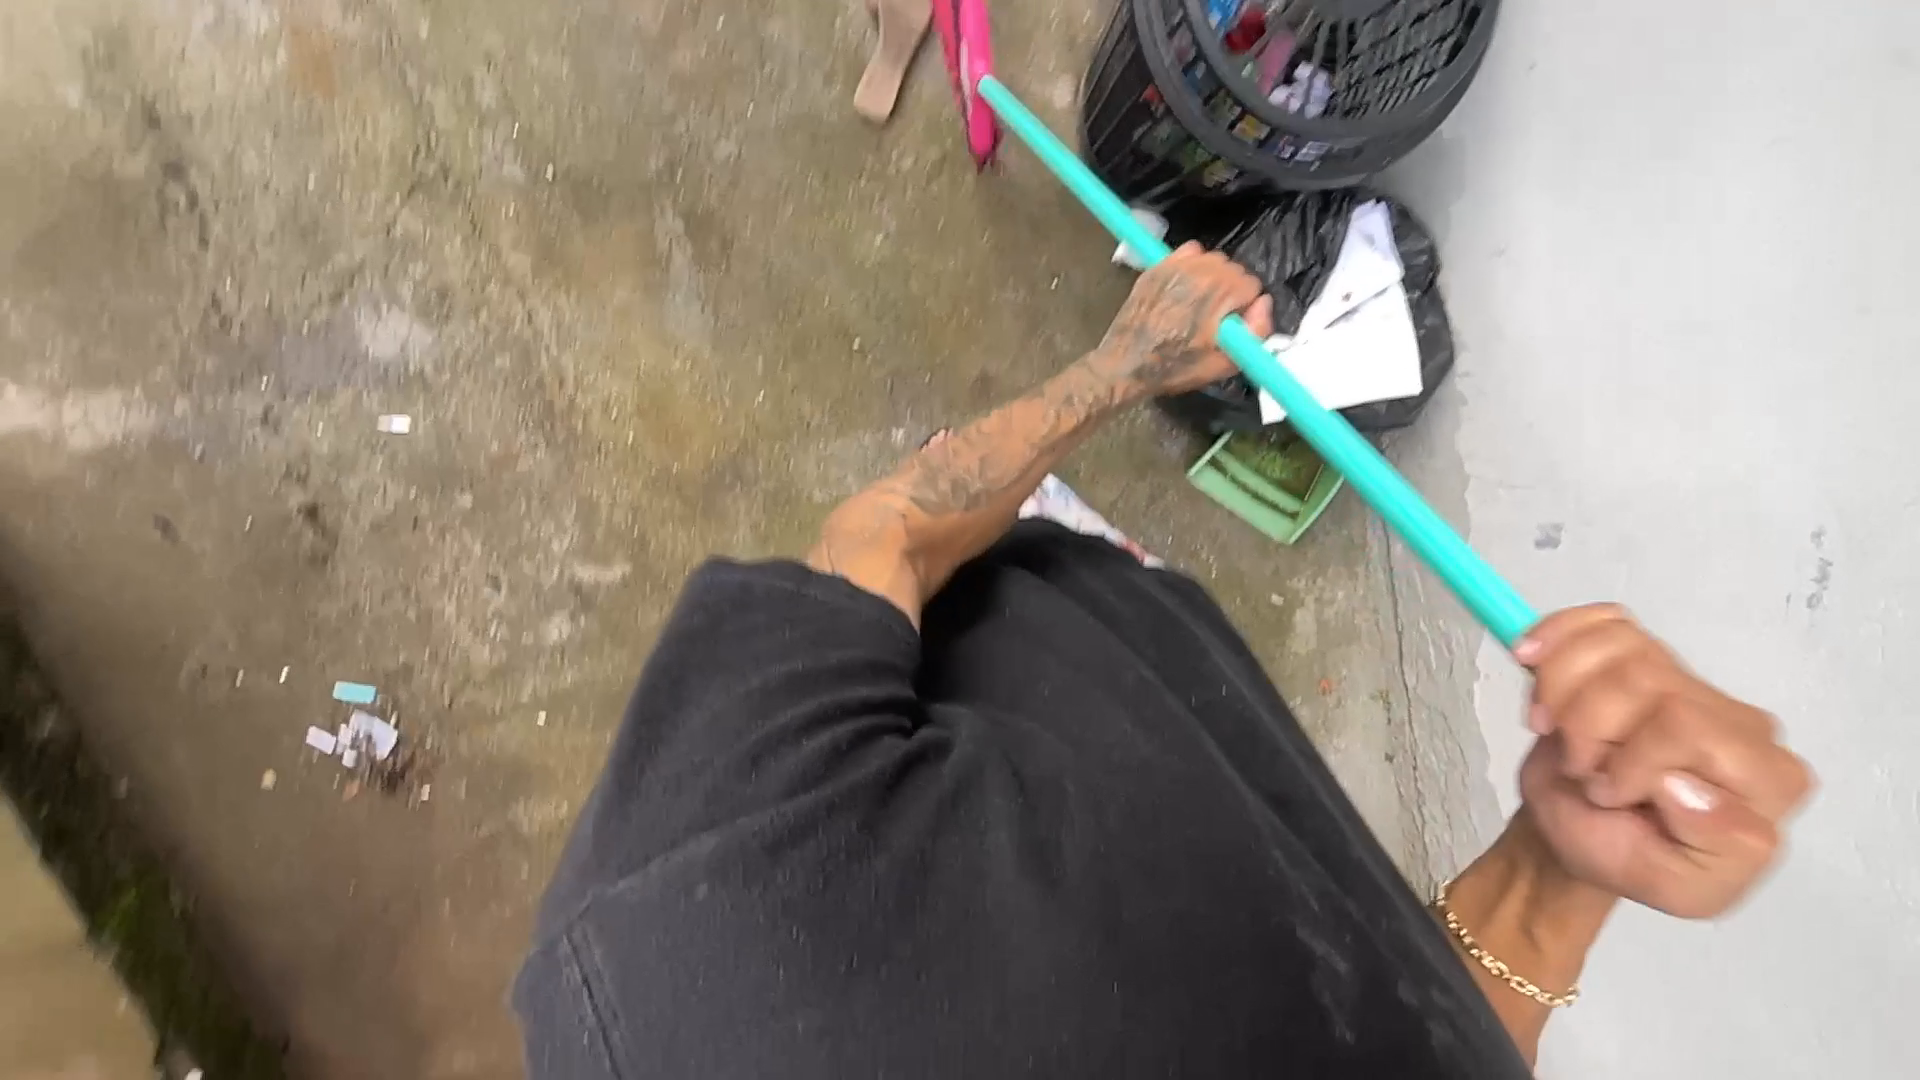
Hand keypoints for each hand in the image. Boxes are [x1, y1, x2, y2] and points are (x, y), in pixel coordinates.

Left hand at [1094, 242, 1273, 397]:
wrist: (1126, 364)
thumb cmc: (1175, 367)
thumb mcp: (1225, 363)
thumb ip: (1257, 332)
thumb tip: (1264, 304)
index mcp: (1223, 291)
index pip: (1253, 286)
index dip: (1245, 308)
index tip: (1230, 325)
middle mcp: (1203, 271)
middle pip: (1233, 270)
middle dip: (1229, 292)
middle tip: (1213, 318)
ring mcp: (1178, 265)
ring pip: (1212, 260)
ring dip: (1211, 278)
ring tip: (1198, 305)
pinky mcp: (1158, 267)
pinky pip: (1188, 252)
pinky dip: (1192, 265)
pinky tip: (1184, 288)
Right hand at [1514, 605, 1814, 918]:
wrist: (1579, 828)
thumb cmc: (1627, 856)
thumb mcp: (1682, 886)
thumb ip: (1714, 847)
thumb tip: (1691, 788)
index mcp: (1764, 775)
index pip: (1685, 726)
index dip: (1626, 758)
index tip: (1605, 793)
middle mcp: (1738, 719)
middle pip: (1640, 680)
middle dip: (1585, 725)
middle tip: (1577, 765)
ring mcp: (1685, 680)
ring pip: (1612, 645)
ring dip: (1559, 689)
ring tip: (1553, 728)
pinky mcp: (1635, 655)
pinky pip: (1601, 619)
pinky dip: (1555, 633)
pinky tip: (1530, 658)